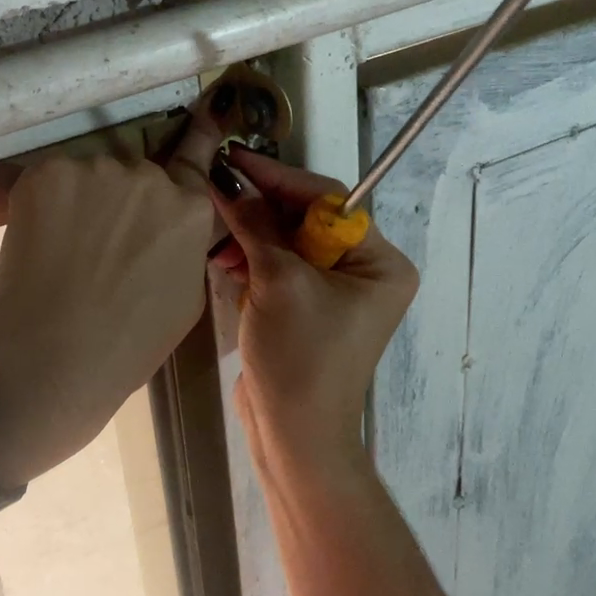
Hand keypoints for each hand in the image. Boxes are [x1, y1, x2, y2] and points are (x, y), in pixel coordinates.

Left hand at [0, 110, 221, 487]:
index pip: (195, 155)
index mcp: (188, 206)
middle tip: (98, 244)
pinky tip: (41, 240)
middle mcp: (146, 175)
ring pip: (91, 175)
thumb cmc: (129, 341)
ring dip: (83, 199)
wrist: (54, 351)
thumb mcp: (186, 295)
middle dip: (122, 199)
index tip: (207, 108)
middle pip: (135, 173)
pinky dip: (46, 201)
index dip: (197, 137)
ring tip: (64, 249)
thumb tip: (169, 225)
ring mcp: (95, 168)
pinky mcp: (47, 171)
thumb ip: (184, 244)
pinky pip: (53, 178)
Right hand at [209, 147, 419, 465]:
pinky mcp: (305, 307)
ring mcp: (334, 291)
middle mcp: (363, 270)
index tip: (233, 159)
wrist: (294, 436)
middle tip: (216, 191)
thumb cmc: (299, 357)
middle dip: (258, 209)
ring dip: (249, 236)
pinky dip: (250, 259)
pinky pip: (277, 265)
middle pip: (304, 218)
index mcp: (379, 262)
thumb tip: (224, 178)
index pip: (326, 200)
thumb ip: (252, 224)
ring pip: (285, 240)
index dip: (277, 177)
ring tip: (216, 242)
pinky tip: (224, 261)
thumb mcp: (277, 282)